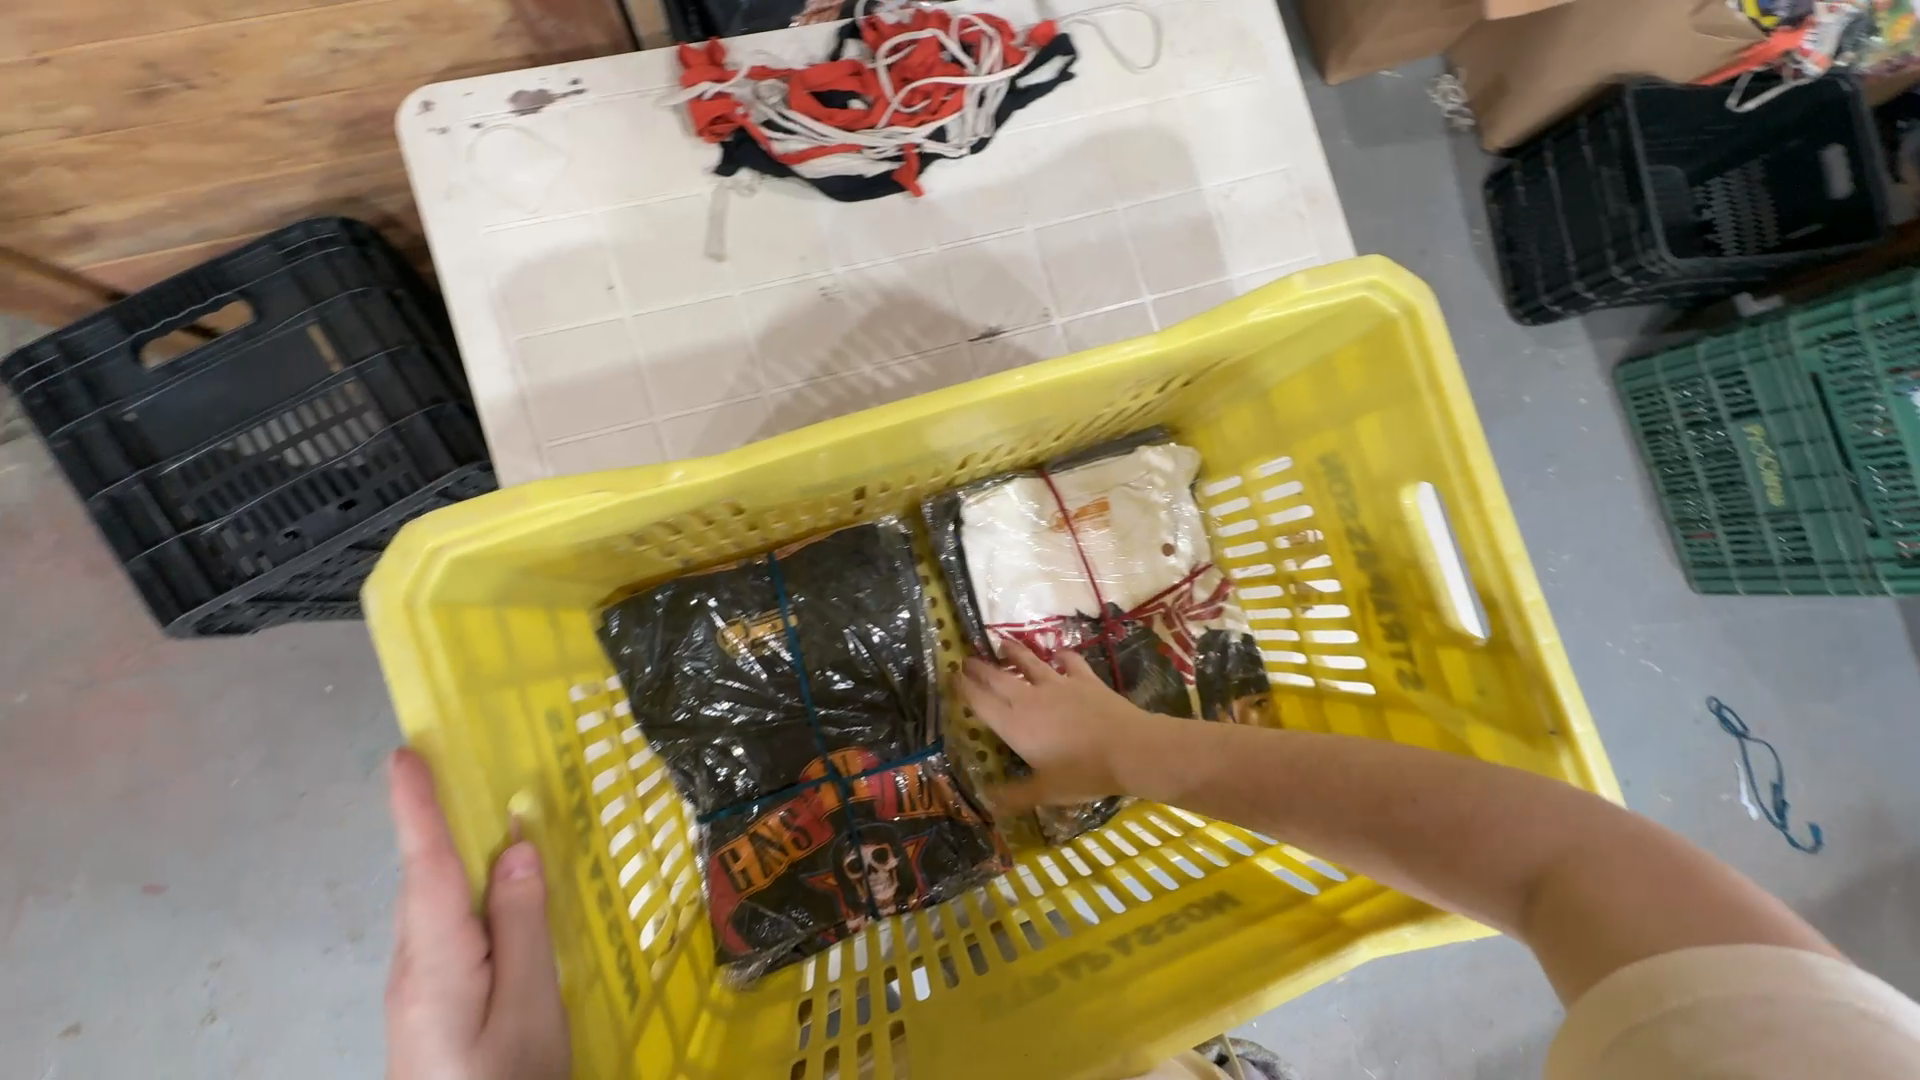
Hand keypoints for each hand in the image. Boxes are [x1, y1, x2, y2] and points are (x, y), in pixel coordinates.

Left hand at [386, 748, 569, 1079]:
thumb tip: (516, 849)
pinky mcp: (430, 1004)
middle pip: (424, 881)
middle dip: (433, 820)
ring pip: (435, 905)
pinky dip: (464, 891)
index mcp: (436, 963)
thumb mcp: (531, 1007)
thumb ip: (523, 926)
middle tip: (456, 767)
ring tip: (485, 814)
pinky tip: (494, 891)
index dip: (416, 810)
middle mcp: (413, 968)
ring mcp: (416, 990)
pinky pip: (447, 929)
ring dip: (451, 854)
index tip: (403, 756)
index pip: (426, 868)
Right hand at [958, 639, 1167, 811]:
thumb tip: (987, 801)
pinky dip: (1062, 656)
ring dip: (1014, 653)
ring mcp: (1059, 684)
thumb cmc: (1083, 774)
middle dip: (980, 668)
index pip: (981, 702)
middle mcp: (1030, 698)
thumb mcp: (1046, 792)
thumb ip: (1015, 796)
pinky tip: (1059, 654)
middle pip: (998, 678)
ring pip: (1030, 663)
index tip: (952, 675)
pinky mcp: (1085, 679)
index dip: (965, 688)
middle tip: (966, 658)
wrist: (1129, 748)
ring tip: (1002, 643)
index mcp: (1015, 724)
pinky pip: (1069, 662)